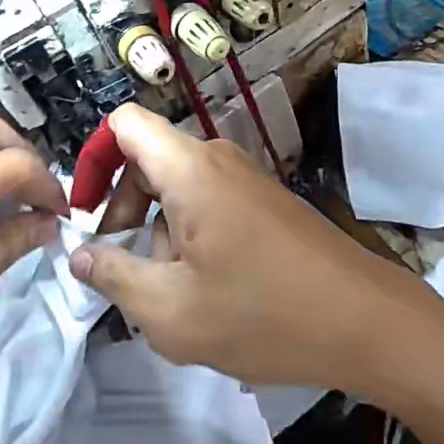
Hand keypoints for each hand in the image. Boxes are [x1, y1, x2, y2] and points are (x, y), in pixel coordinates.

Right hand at [69, 103, 443, 391]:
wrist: (364, 320)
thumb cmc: (262, 312)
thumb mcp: (172, 311)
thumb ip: (114, 275)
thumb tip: (79, 253)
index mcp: (188, 168)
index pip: (125, 123)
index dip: (93, 159)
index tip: (85, 214)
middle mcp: (215, 159)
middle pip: (147, 159)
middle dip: (123, 208)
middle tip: (121, 266)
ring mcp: (244, 177)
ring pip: (176, 186)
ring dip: (157, 230)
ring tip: (169, 292)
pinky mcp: (262, 199)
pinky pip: (207, 200)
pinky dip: (188, 233)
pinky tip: (204, 288)